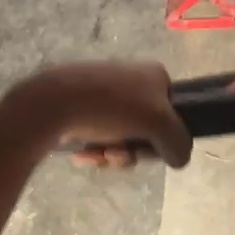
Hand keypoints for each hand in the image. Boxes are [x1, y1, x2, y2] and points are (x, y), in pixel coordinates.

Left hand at [12, 62, 192, 170]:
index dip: (162, 139)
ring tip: (97, 156)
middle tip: (116, 155)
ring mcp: (107, 93)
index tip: (148, 151)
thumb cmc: (111, 106)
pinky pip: (101, 135)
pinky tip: (83, 154)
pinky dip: (96, 149)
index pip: (173, 115)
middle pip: (147, 130)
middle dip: (134, 151)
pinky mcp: (84, 106)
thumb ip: (179, 143)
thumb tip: (179, 158)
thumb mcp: (159, 123)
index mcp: (156, 76)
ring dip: (114, 154)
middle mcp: (134, 80)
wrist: (55, 101)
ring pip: (123, 137)